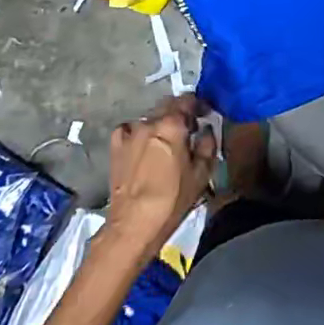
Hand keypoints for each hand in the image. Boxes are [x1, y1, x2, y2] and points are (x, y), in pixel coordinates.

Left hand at [103, 94, 216, 260]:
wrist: (134, 224)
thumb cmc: (174, 197)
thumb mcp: (203, 171)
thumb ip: (208, 143)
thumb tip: (206, 130)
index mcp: (172, 124)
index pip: (188, 100)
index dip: (199, 104)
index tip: (206, 115)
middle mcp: (149, 123)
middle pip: (167, 106)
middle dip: (180, 113)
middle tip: (190, 128)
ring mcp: (128, 135)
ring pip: (149, 118)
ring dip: (160, 124)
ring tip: (166, 140)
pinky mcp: (115, 149)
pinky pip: (129, 131)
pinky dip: (138, 133)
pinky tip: (143, 145)